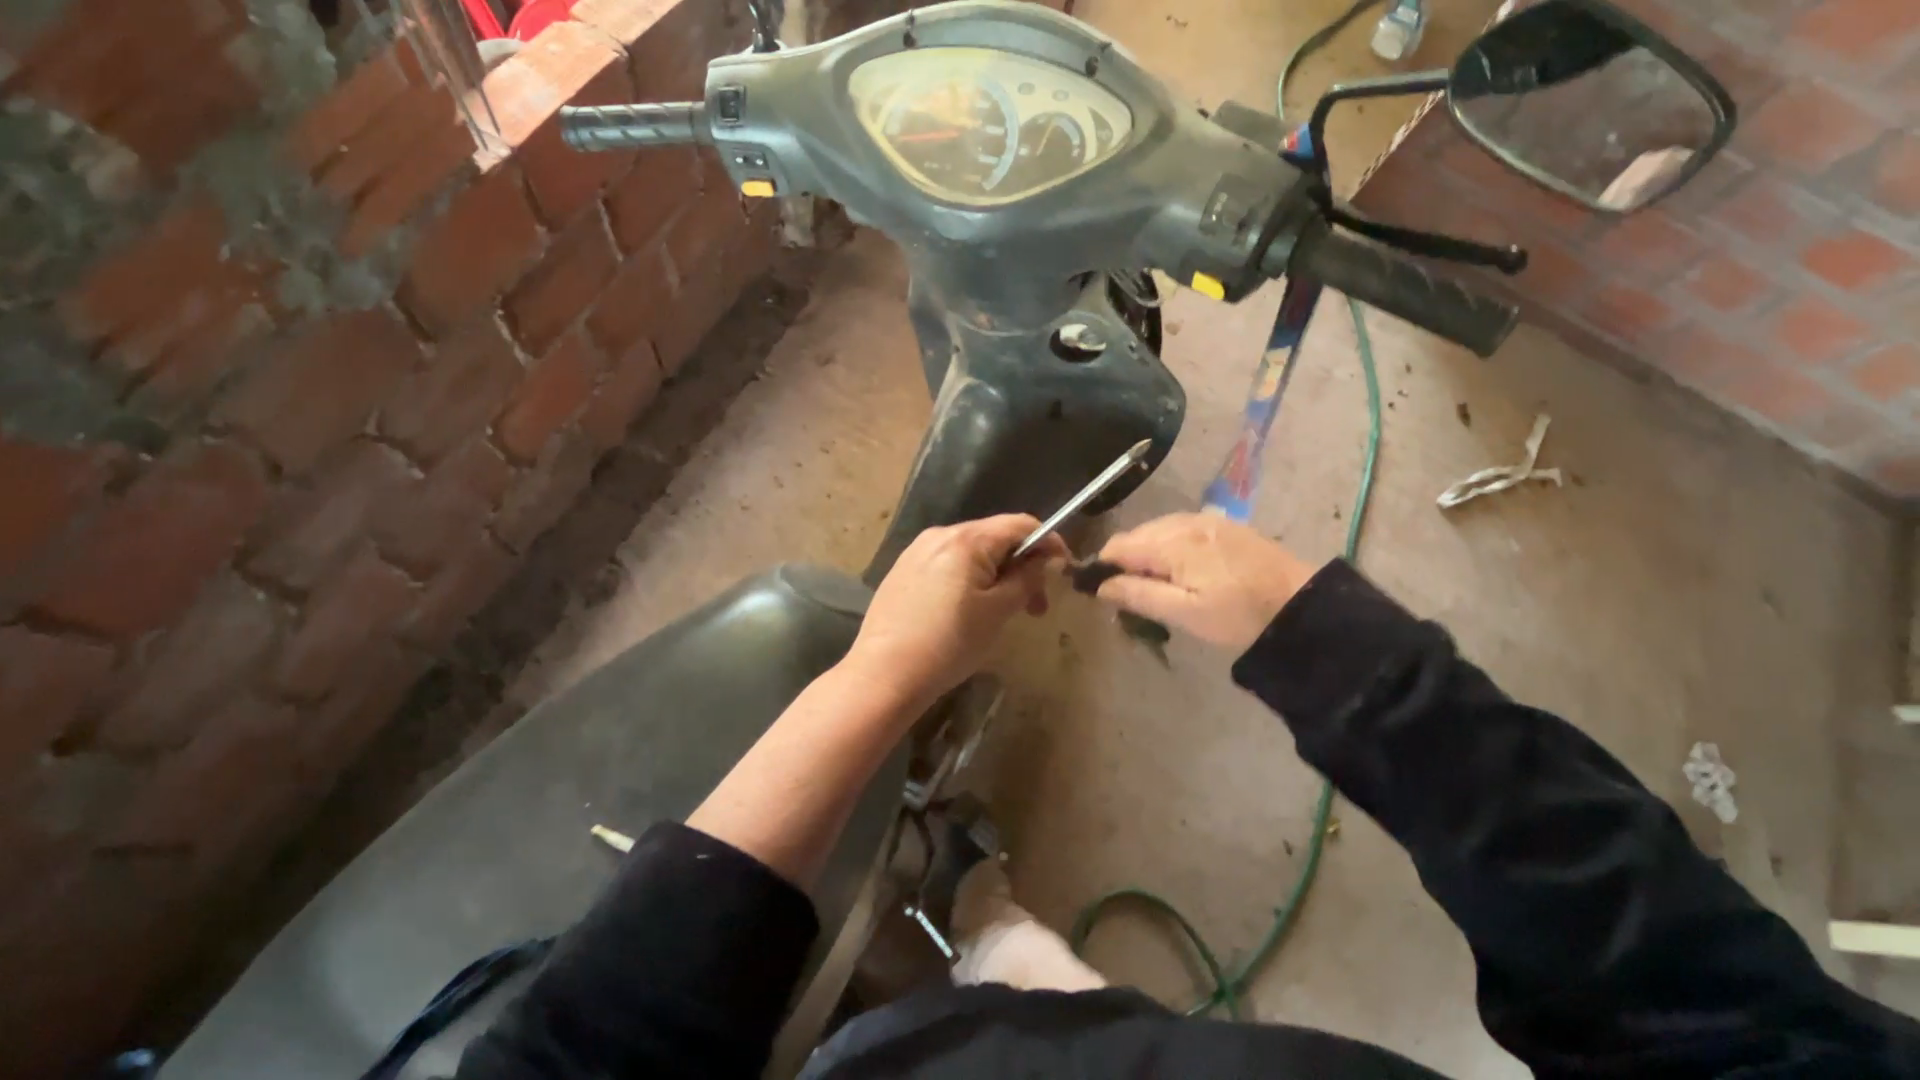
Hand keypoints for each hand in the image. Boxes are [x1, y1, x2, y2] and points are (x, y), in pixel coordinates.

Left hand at [844, 515, 1066, 707]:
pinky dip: (970, 580)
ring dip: (997, 575)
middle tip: (1036, 607)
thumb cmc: (949, 643)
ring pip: (971, 553)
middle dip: (1022, 565)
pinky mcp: (903, 572)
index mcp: (966, 539)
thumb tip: (1047, 559)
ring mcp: (916, 552)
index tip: (1064, 571)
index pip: (1020, 524)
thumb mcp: (998, 612)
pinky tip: (969, 611)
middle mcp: (939, 535)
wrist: (885, 674)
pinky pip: (948, 565)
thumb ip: (1026, 579)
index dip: (1048, 542)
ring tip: (1004, 612)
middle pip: (995, 537)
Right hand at [1089, 513, 1313, 651]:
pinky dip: (1169, 549)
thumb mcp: (1185, 614)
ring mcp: (1205, 520)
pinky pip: (1180, 531)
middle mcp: (1183, 522)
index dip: (1102, 569)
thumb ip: (1139, 596)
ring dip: (1148, 556)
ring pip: (1157, 532)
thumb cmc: (1239, 614)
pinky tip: (1181, 572)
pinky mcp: (1223, 526)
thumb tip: (1100, 587)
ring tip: (1156, 588)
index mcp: (1170, 542)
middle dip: (1125, 564)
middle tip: (1131, 599)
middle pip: (1135, 537)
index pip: (1117, 547)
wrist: (1302, 604)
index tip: (1102, 595)